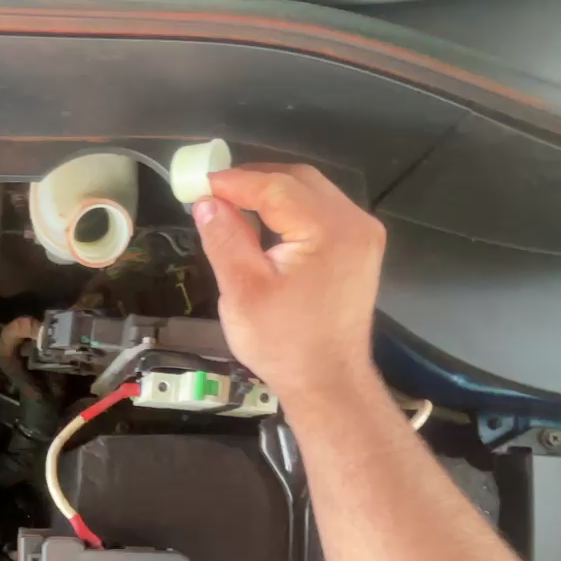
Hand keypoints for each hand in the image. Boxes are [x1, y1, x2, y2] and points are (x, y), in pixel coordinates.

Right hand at [192, 164, 385, 404]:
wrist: (326, 380)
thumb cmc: (281, 341)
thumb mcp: (242, 290)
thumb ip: (224, 239)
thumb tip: (205, 202)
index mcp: (327, 230)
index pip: (275, 187)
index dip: (234, 181)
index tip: (199, 184)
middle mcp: (353, 222)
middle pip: (298, 180)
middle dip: (253, 179)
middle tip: (213, 191)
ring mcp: (361, 235)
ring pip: (312, 193)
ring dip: (271, 192)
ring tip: (232, 204)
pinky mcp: (358, 249)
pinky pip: (321, 212)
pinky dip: (289, 209)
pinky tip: (263, 222)